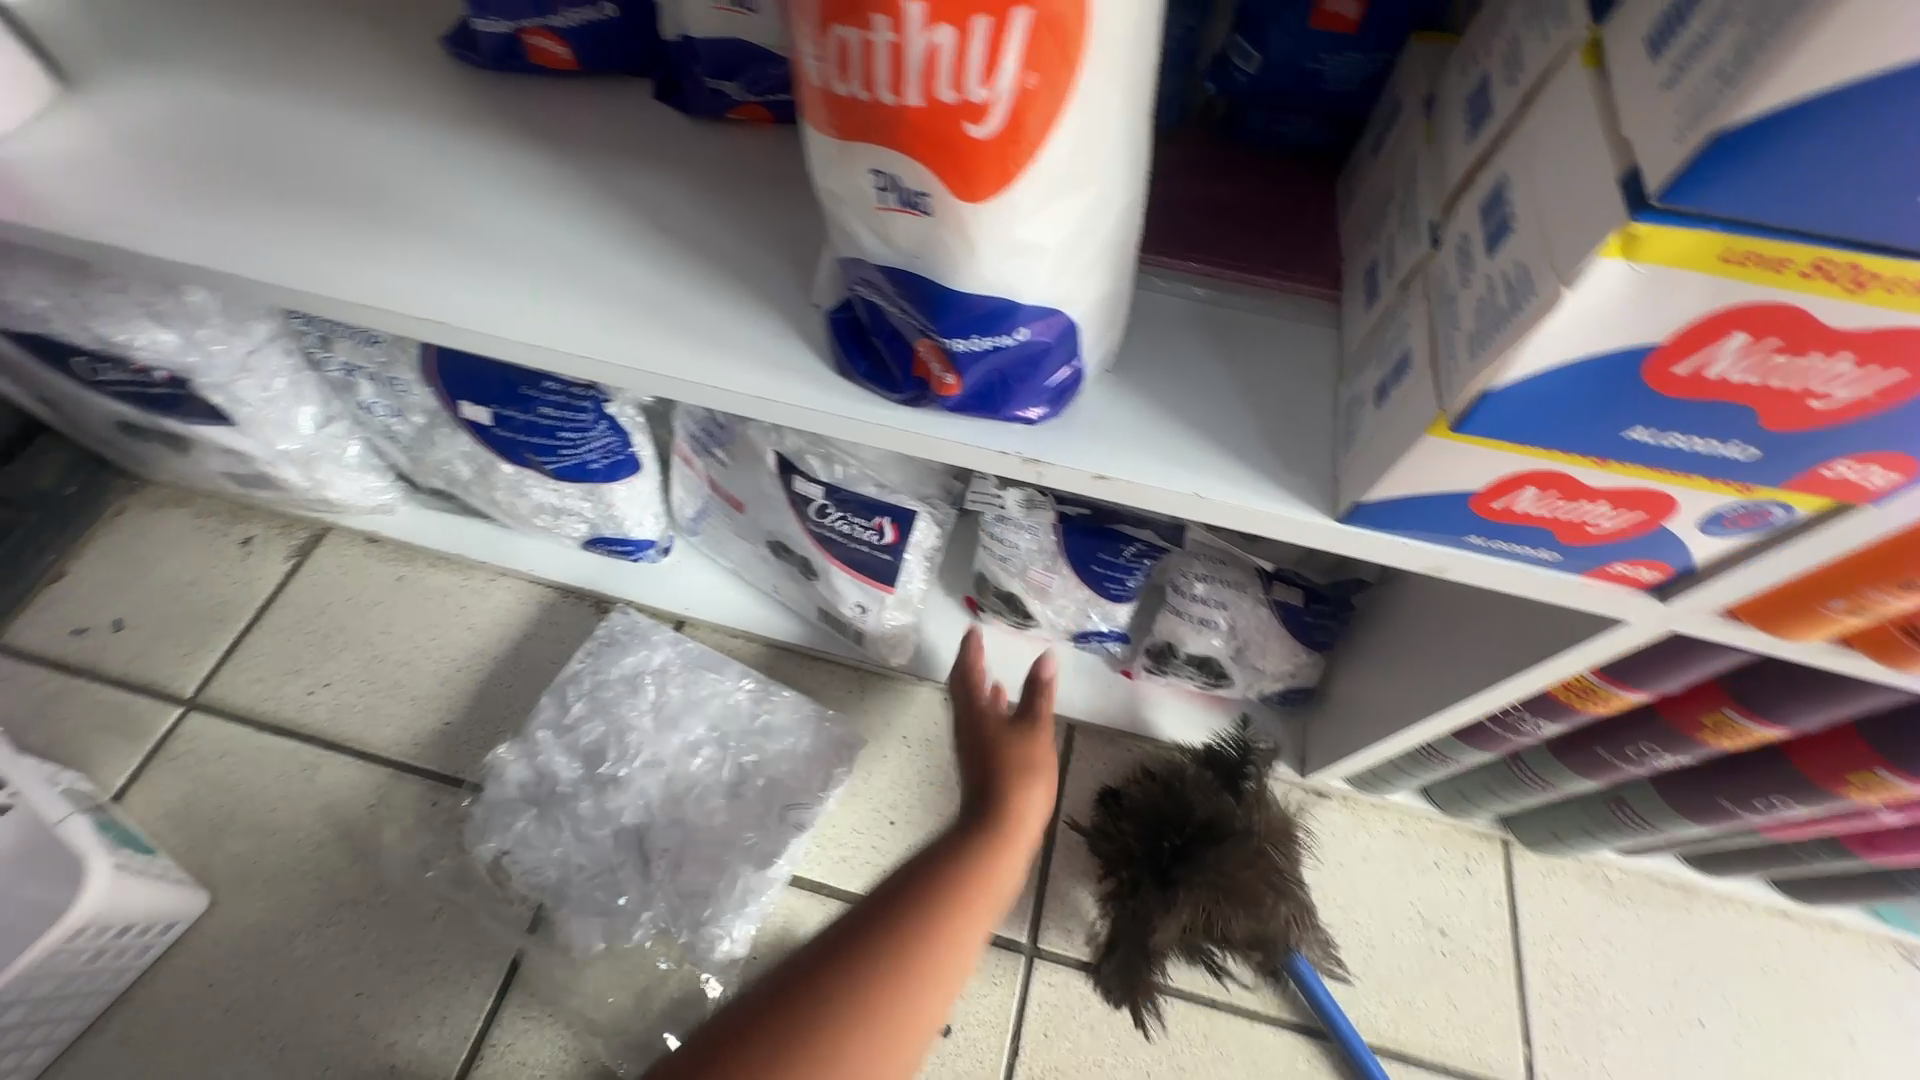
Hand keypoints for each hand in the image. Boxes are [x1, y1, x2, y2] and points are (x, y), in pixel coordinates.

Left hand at [947, 626, 1059, 846]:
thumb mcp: (1035, 728)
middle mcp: (966, 725)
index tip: (972, 630)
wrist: (999, 829)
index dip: (970, 650)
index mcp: (975, 711)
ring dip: (979, 691)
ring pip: (971, 710)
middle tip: (978, 648)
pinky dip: (990, 712)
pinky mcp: (980, 763)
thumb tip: (1045, 657)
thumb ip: (1039, 692)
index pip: (967, 671)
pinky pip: (980, 726)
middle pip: (962, 690)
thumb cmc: (1018, 774)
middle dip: (970, 667)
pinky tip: (1005, 716)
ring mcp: (971, 747)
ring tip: (992, 677)